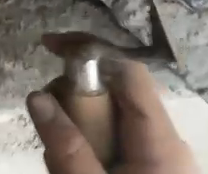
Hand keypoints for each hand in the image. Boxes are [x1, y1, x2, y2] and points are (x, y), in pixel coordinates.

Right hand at [27, 61, 199, 173]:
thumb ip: (66, 147)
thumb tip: (36, 95)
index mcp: (163, 143)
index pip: (128, 71)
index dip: (88, 49)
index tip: (46, 47)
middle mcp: (171, 145)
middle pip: (114, 95)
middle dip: (72, 105)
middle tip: (47, 134)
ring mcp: (166, 164)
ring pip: (111, 123)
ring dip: (78, 136)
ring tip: (62, 172)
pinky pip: (117, 147)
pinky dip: (91, 153)